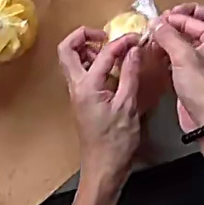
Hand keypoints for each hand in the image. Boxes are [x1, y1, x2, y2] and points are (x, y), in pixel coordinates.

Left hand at [58, 28, 146, 193]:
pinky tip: (113, 68)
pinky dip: (93, 63)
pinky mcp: (83, 100)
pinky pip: (82, 73)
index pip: (102, 53)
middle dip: (83, 36)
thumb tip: (134, 50)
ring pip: (72, 60)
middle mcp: (77, 87)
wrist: (103, 169)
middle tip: (106, 35)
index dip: (121, 42)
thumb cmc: (116, 142)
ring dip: (88, 48)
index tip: (137, 39)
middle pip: (67, 50)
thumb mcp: (128, 106)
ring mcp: (78, 93)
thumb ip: (130, 74)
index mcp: (87, 86)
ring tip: (112, 50)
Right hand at [150, 6, 203, 132]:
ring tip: (153, 40)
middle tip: (159, 25)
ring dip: (171, 39)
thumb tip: (156, 22)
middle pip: (196, 25)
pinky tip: (156, 55)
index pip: (197, 16)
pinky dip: (171, 54)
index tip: (159, 19)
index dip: (177, 15)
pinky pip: (183, 57)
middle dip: (176, 23)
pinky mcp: (197, 75)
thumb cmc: (203, 87)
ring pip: (188, 42)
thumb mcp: (184, 57)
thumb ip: (168, 36)